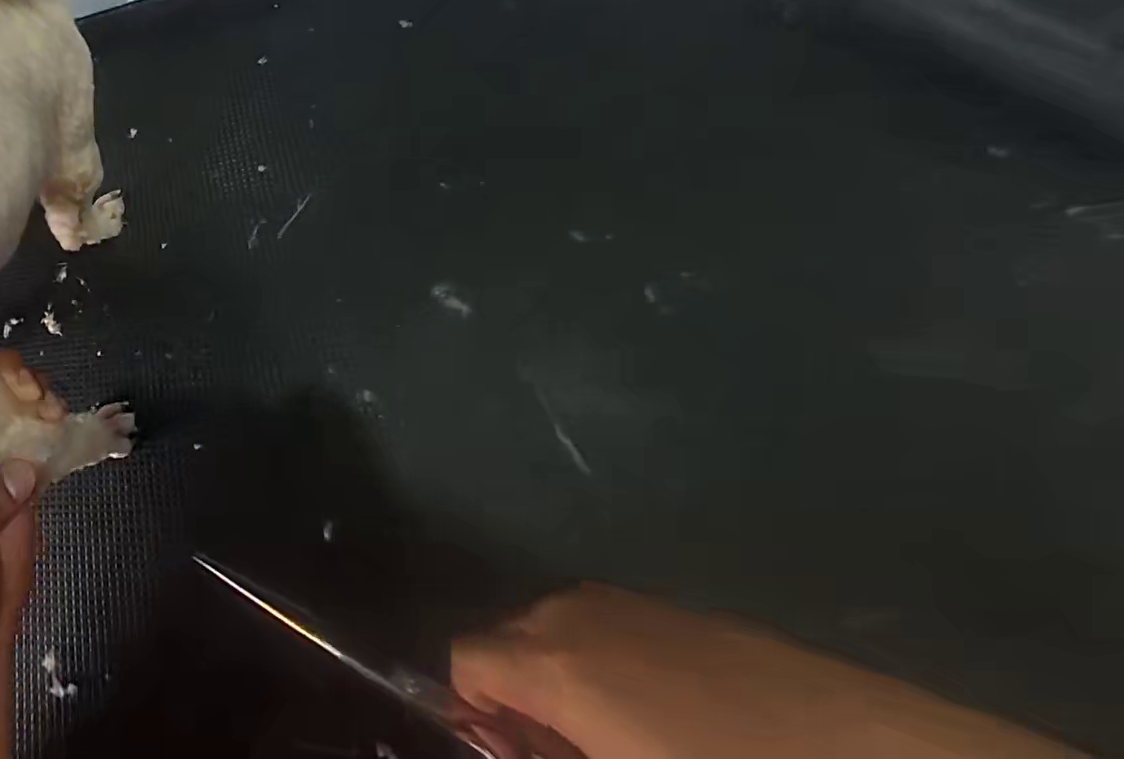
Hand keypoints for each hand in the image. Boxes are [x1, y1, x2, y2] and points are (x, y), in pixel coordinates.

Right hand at [449, 584, 1076, 758]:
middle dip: (519, 697)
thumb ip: (553, 756)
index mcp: (550, 661)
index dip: (475, 713)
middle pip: (505, 642)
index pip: (466, 662)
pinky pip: (603, 628)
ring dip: (561, 679)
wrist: (878, 756)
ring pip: (554, 632)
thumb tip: (520, 746)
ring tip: (625, 737)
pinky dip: (605, 664)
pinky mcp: (671, 606)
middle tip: (570, 754)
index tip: (518, 756)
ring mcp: (623, 602)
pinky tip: (672, 716)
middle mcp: (569, 613)